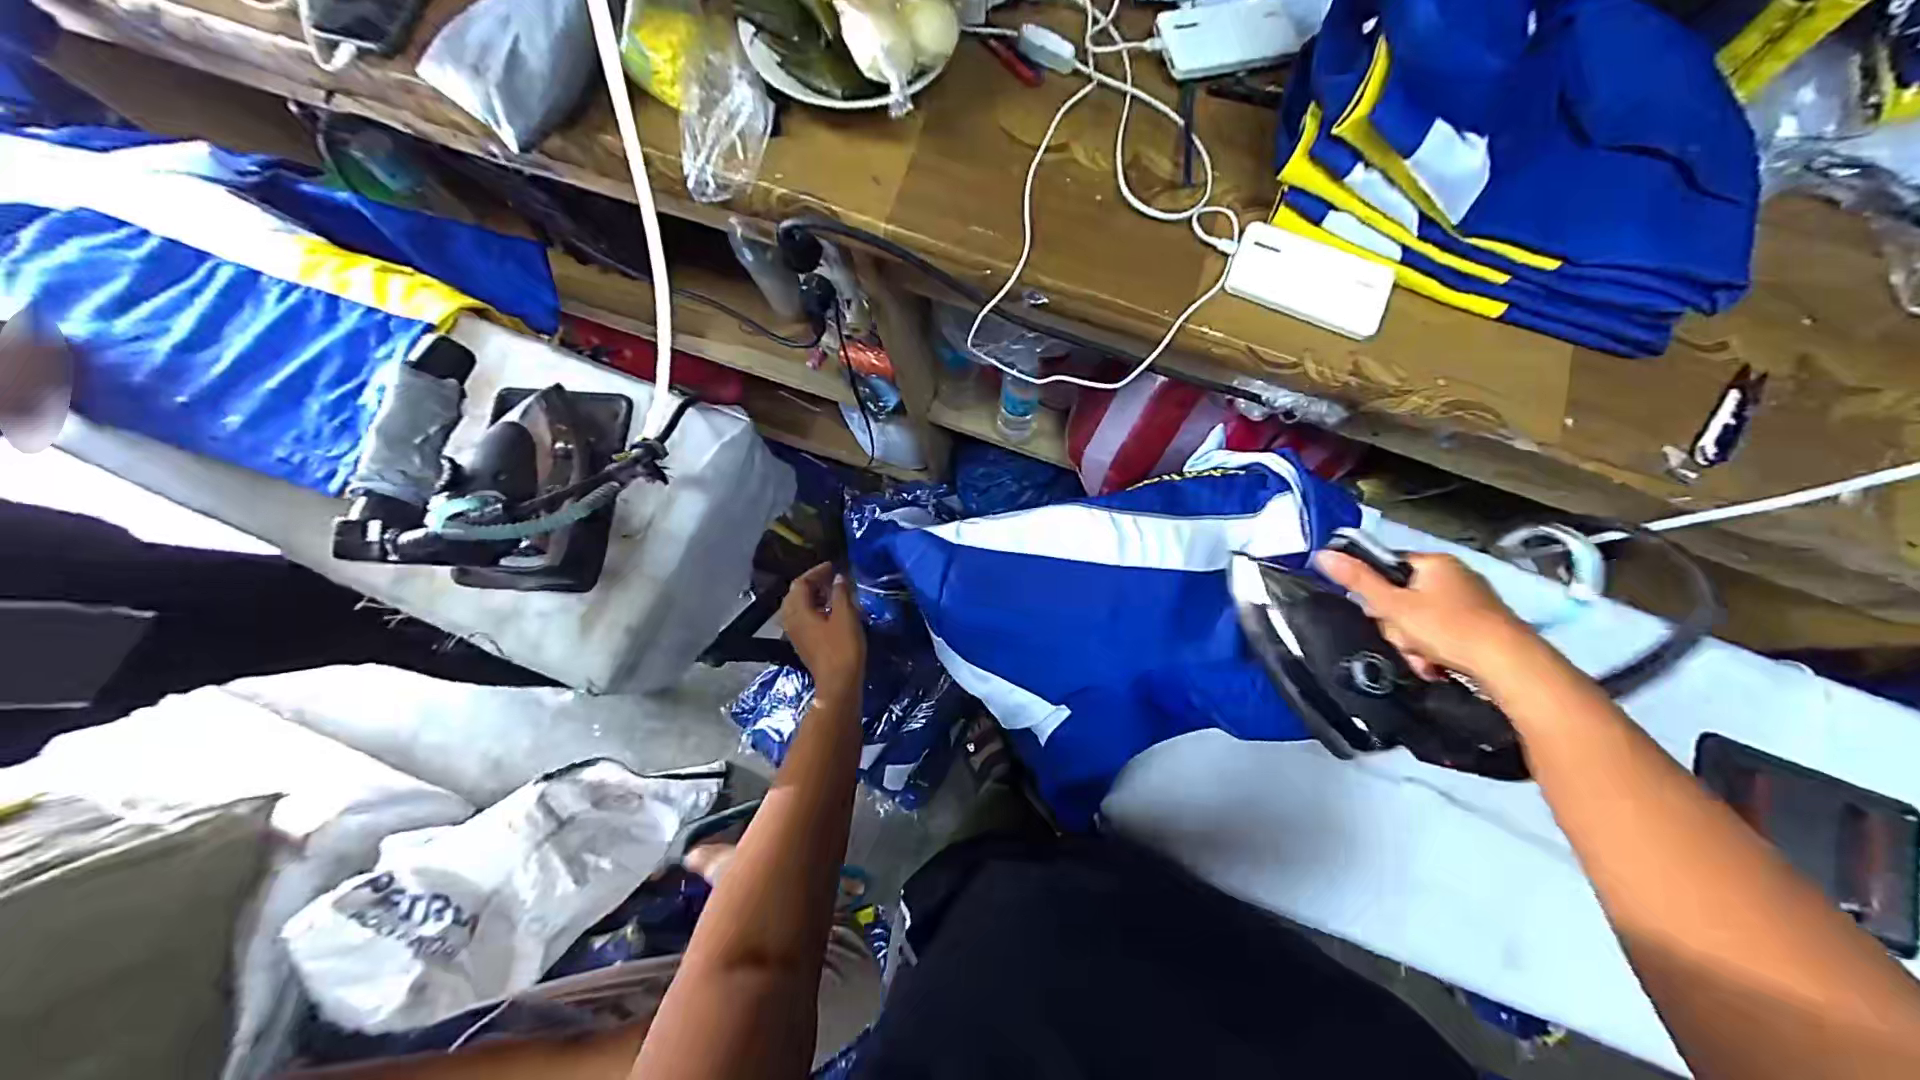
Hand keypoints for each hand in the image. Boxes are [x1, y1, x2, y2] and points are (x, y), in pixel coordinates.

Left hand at [782, 563, 866, 702]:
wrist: (838, 683)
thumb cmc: (842, 647)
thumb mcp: (845, 615)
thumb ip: (840, 593)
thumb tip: (838, 578)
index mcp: (798, 611)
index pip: (800, 583)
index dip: (815, 572)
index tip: (832, 566)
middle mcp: (791, 620)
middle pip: (795, 594)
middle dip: (811, 583)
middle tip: (831, 578)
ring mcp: (795, 634)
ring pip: (798, 607)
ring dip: (812, 596)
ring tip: (832, 593)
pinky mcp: (803, 644)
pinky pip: (802, 619)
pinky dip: (813, 609)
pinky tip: (830, 612)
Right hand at [1314, 549, 1535, 681]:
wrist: (1510, 666)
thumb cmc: (1450, 629)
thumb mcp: (1394, 606)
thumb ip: (1357, 581)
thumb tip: (1322, 554)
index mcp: (1435, 563)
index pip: (1387, 568)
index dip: (1376, 593)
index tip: (1379, 612)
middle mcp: (1455, 576)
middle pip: (1401, 598)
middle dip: (1397, 626)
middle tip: (1405, 639)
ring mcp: (1471, 602)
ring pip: (1419, 621)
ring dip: (1413, 644)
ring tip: (1424, 659)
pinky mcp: (1481, 627)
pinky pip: (1441, 635)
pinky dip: (1434, 652)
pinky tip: (1437, 665)